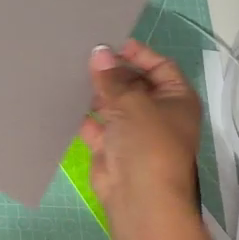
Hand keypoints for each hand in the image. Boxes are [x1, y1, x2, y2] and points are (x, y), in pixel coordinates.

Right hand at [79, 40, 216, 239]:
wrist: (139, 196)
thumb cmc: (148, 144)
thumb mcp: (132, 103)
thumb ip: (112, 78)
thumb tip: (98, 52)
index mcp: (176, 99)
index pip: (159, 66)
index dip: (137, 54)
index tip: (108, 43)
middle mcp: (157, 112)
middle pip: (133, 83)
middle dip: (111, 72)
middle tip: (81, 54)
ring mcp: (133, 131)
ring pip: (112, 104)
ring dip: (94, 92)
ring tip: (67, 71)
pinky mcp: (111, 146)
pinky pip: (95, 124)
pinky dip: (81, 115)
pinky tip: (62, 99)